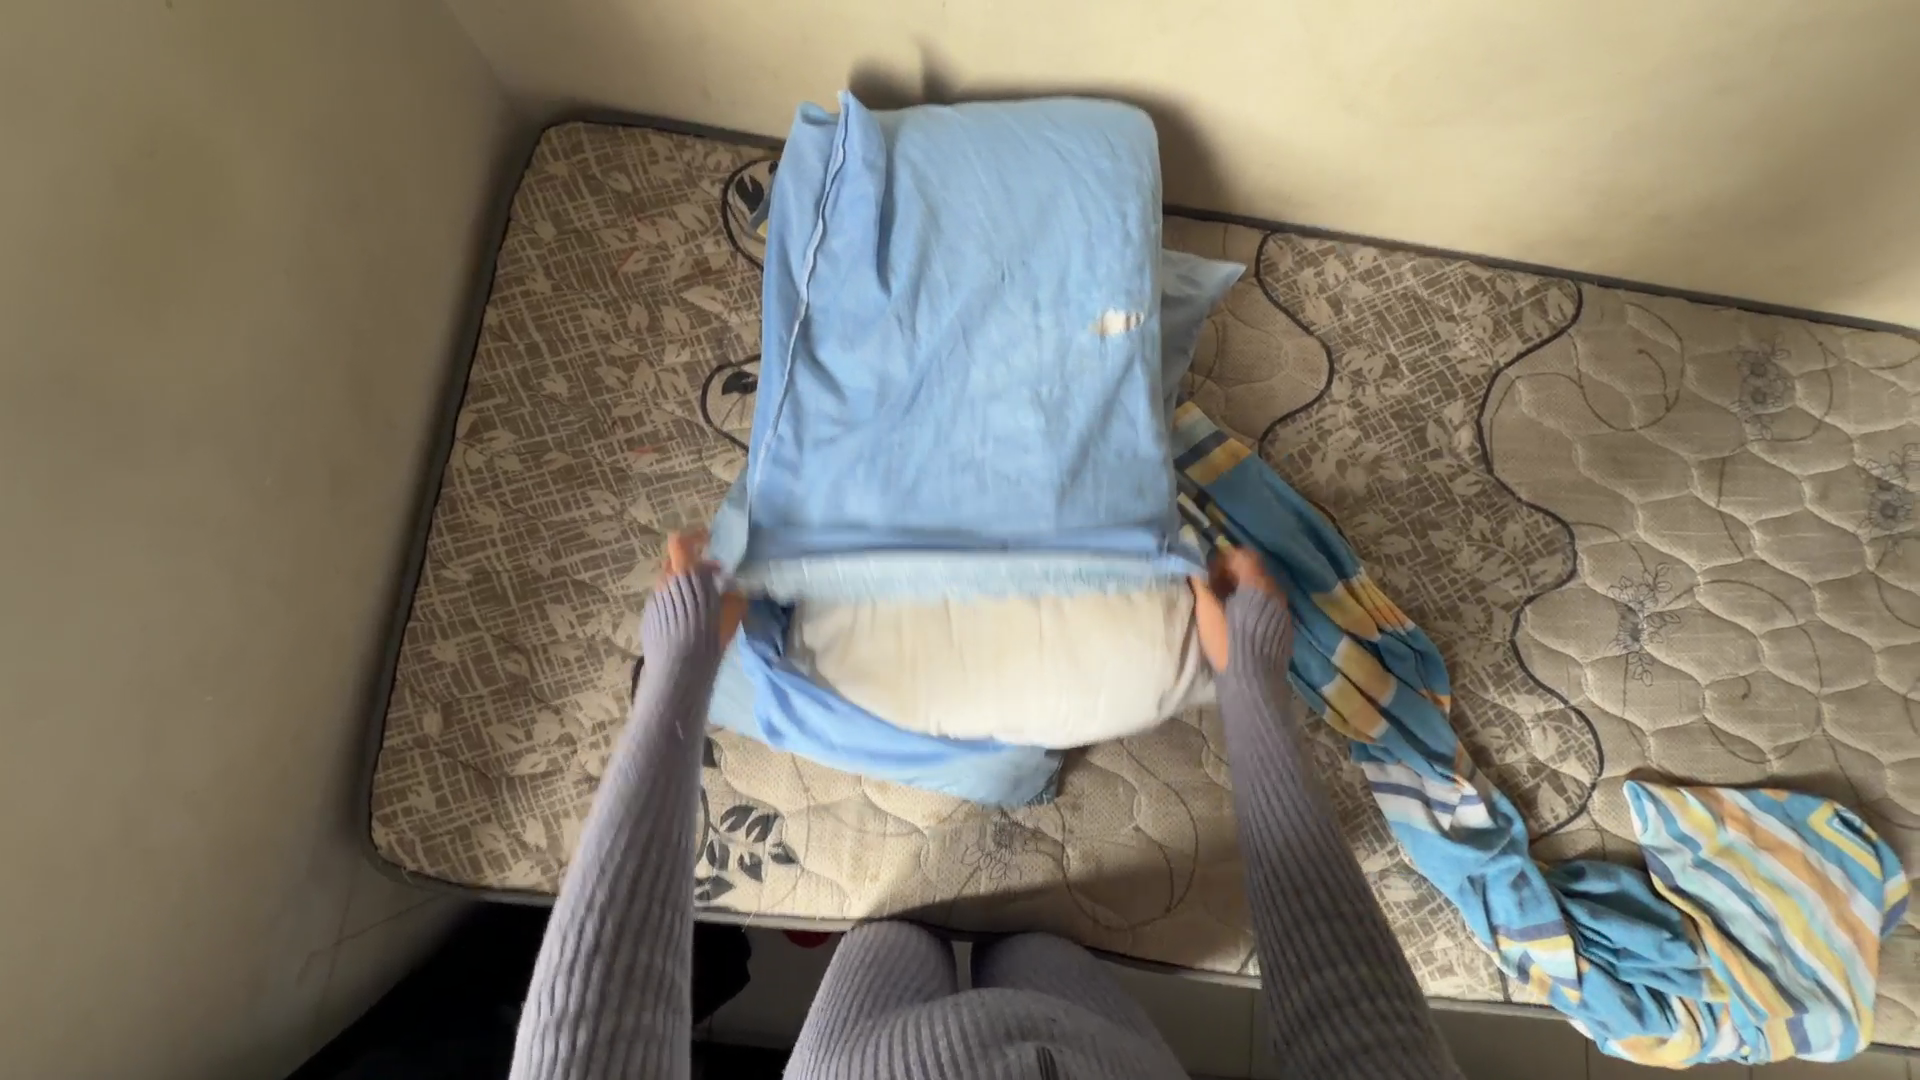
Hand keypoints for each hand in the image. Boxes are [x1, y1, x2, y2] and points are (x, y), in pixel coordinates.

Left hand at [659, 529, 745, 648]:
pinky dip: (675, 603)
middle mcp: (666, 583)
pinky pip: (662, 600)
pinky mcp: (647, 615)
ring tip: (698, 604)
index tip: (707, 539)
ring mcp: (654, 599)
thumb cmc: (708, 640)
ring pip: (668, 582)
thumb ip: (728, 595)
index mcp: (687, 577)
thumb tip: (730, 589)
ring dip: (683, 586)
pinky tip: (684, 622)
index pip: (681, 543)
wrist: (678, 670)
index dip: (694, 536)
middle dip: (693, 566)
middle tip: (710, 580)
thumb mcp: (728, 615)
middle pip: (676, 562)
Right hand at [1189, 548, 1278, 671]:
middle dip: (1232, 574)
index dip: (1224, 559)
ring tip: (1225, 606)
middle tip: (1213, 588)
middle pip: (1255, 571)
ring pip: (1263, 589)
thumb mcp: (1207, 612)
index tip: (1209, 573)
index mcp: (1257, 585)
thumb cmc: (1227, 643)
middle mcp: (1275, 593)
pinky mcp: (1286, 627)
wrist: (1254, 680)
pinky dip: (1254, 605)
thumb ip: (1201, 585)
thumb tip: (1195, 570)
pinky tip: (1240, 622)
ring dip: (1243, 590)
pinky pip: (1270, 605)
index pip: (1245, 556)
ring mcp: (1284, 610)